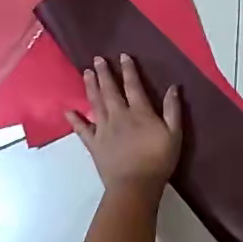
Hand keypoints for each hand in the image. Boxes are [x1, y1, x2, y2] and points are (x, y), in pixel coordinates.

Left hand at [67, 55, 181, 192]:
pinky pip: (82, 129)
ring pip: (95, 103)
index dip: (128, 70)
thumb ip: (172, 109)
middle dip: (104, 73)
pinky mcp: (94, 144)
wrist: (135, 185)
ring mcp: (103, 129)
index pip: (133, 86)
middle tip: (97, 59)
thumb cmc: (158, 160)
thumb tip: (173, 87)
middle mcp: (118, 116)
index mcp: (139, 112)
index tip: (123, 56)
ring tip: (86, 73)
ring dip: (91, 87)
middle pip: (110, 90)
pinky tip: (68, 110)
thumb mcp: (174, 134)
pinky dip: (75, 119)